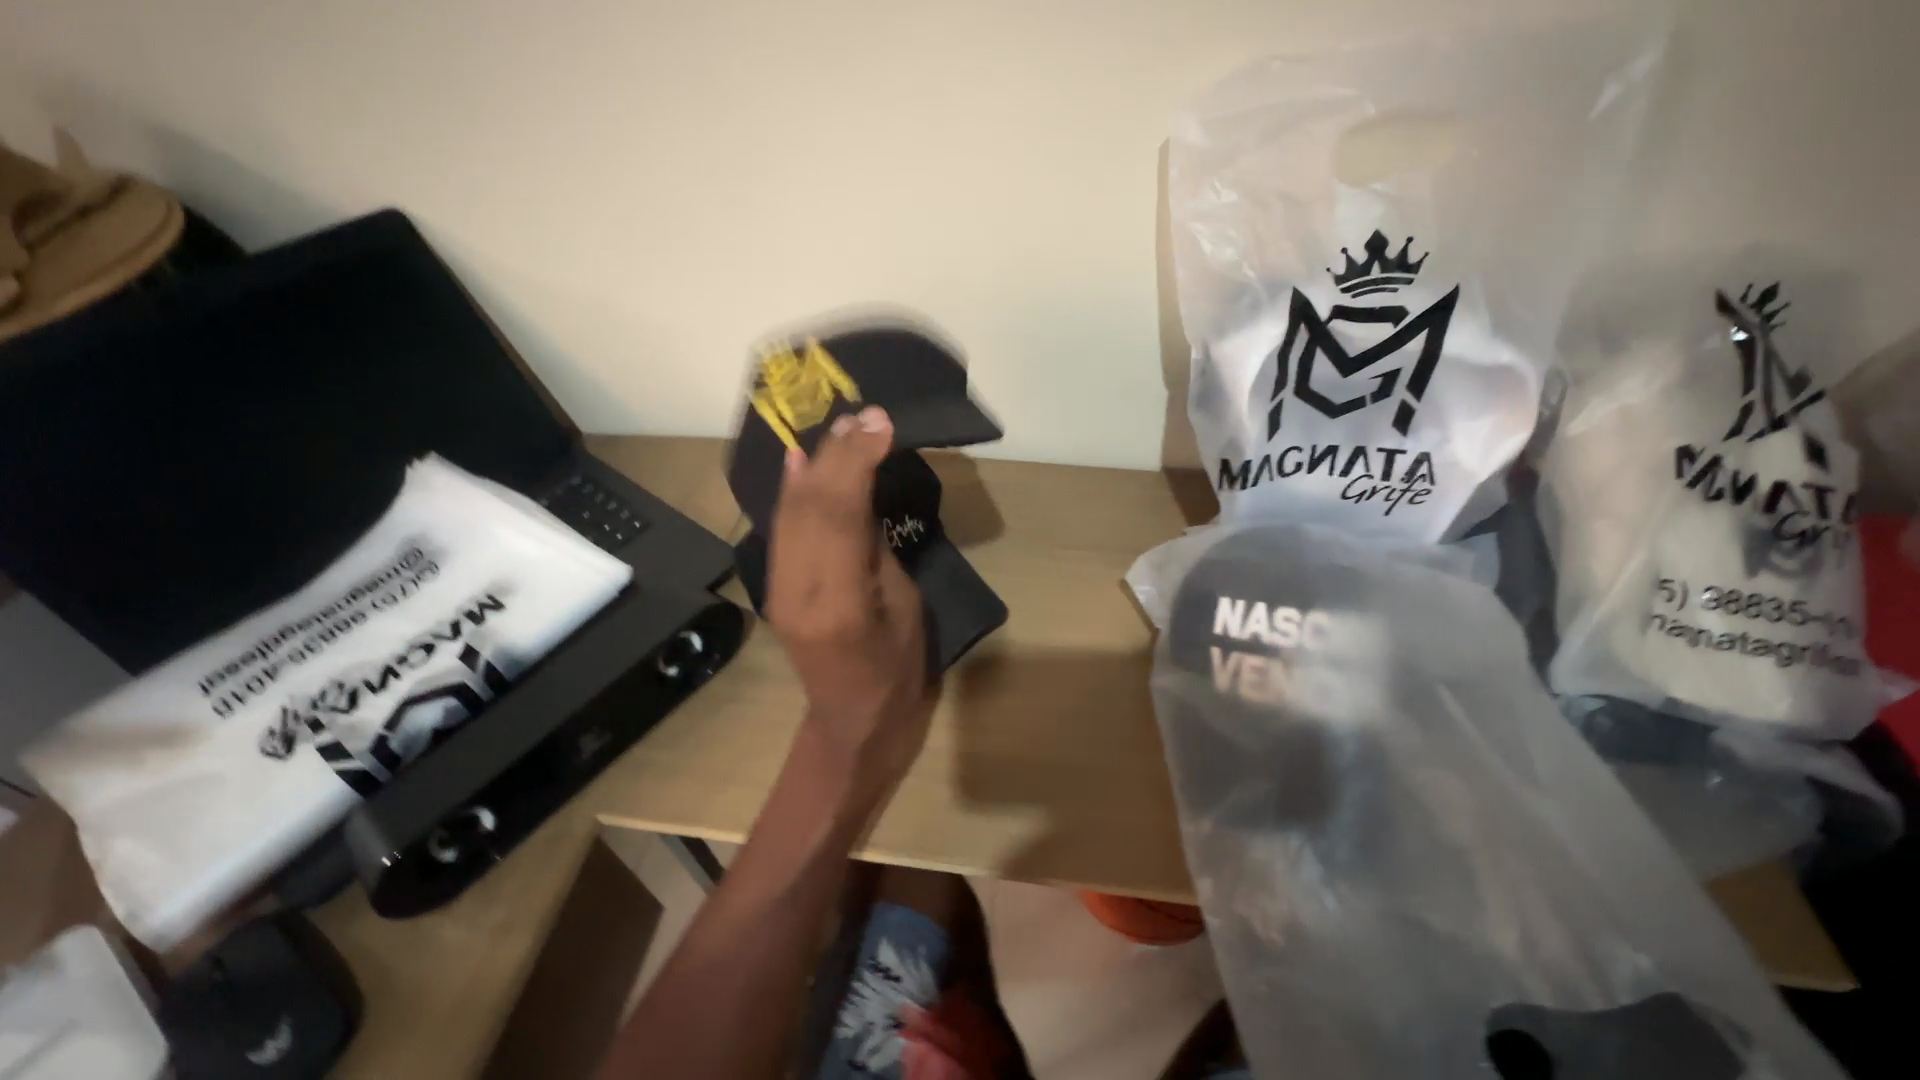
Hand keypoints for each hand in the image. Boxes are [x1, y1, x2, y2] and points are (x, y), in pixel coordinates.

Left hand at [766, 405, 933, 801]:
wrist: (852, 721)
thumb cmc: (898, 672)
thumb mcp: (905, 607)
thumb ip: (877, 549)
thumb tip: (862, 492)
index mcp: (842, 604)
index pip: (839, 517)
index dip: (856, 463)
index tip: (880, 424)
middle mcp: (798, 593)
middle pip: (809, 508)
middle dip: (836, 455)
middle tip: (866, 417)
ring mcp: (779, 592)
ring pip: (789, 514)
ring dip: (815, 466)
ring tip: (842, 429)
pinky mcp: (774, 590)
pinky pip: (781, 531)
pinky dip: (791, 492)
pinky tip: (800, 459)